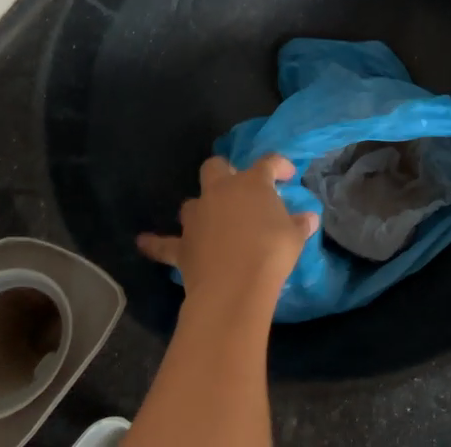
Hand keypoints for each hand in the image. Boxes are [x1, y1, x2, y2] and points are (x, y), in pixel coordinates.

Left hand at [136, 155, 318, 305]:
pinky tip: (142, 241)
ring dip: (201, 208)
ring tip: (210, 219)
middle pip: (216, 168)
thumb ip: (299, 225)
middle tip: (239, 188)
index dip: (279, 165)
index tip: (287, 176)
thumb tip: (308, 219)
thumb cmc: (271, 253)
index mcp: (252, 183)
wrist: (234, 287)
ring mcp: (197, 219)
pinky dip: (155, 242)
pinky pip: (163, 244)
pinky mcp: (181, 247)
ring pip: (192, 203)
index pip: (267, 163)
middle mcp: (220, 192)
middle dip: (225, 172)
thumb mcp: (295, 237)